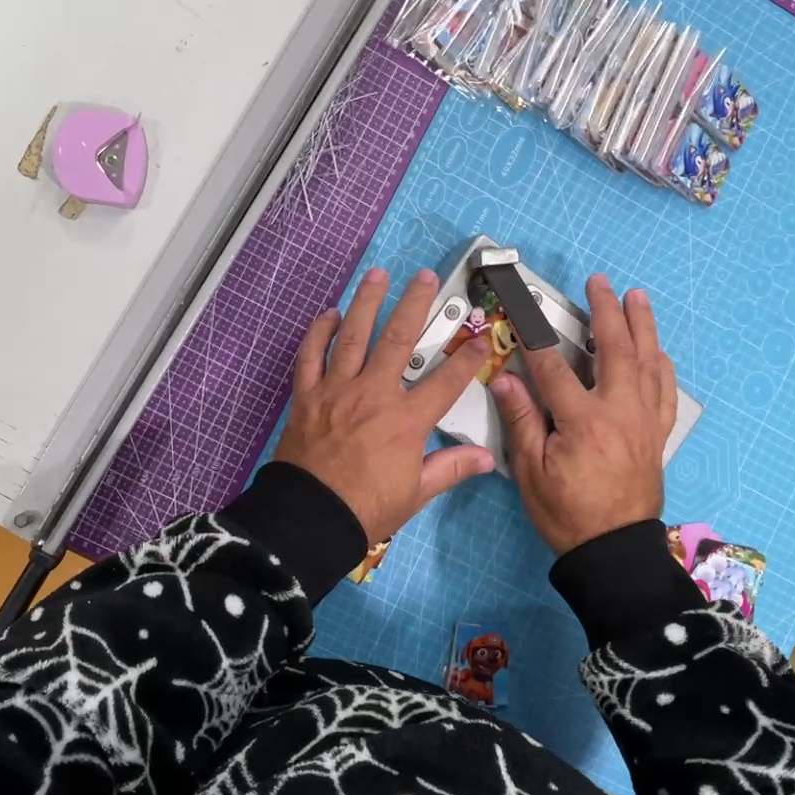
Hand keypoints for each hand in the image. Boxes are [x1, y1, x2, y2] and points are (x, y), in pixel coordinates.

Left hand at [276, 268, 494, 544]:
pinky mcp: (306, 395)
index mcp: (405, 420)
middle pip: (399, 339)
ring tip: (377, 276)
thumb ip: (450, 468)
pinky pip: (311, 355)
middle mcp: (373, 394)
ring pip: (353, 335)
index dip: (468, 357)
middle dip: (415, 305)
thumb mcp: (415, 494)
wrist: (309, 518)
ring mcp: (336, 390)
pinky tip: (328, 314)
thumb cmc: (366, 509)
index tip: (482, 336)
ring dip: (367, 302)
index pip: (446, 381)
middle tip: (425, 277)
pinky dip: (319, 332)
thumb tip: (487, 457)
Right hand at [492, 274, 676, 555]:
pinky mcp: (656, 435)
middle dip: (606, 312)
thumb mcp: (531, 472)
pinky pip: (664, 391)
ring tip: (638, 297)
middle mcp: (620, 413)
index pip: (554, 369)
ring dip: (643, 326)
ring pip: (649, 363)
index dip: (536, 339)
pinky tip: (658, 349)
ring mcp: (644, 422)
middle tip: (600, 283)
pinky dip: (662, 364)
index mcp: (584, 423)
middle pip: (616, 351)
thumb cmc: (566, 513)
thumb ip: (522, 421)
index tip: (525, 313)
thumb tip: (504, 380)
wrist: (614, 550)